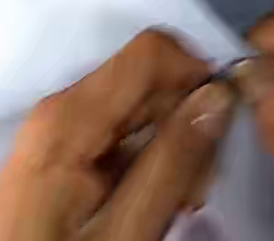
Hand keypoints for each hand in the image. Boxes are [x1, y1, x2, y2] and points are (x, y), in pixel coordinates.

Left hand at [0, 29, 233, 240]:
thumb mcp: (122, 232)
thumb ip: (173, 159)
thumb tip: (219, 92)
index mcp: (66, 118)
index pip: (152, 50)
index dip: (194, 72)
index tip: (218, 118)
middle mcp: (58, 110)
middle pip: (150, 77)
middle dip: (186, 116)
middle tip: (199, 179)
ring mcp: (54, 132)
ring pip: (142, 103)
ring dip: (173, 139)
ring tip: (179, 194)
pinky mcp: (56, 154)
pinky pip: (122, 128)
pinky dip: (149, 153)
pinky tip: (152, 195)